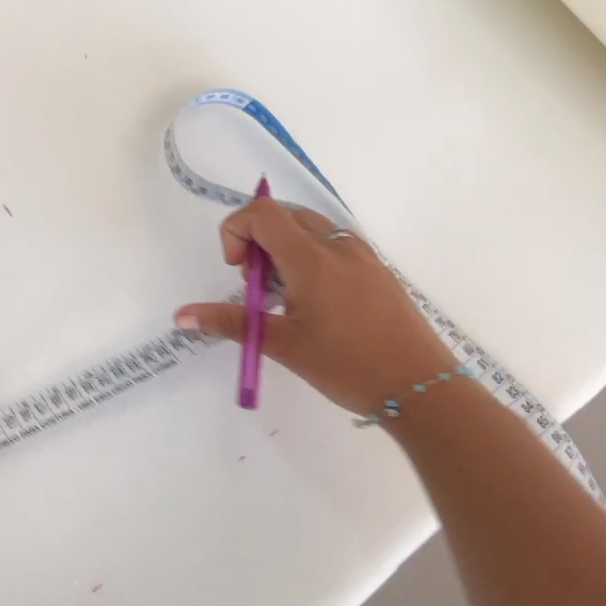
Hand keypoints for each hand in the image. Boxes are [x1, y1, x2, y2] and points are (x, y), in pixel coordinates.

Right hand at [174, 196, 456, 416]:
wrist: (425, 392)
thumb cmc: (348, 365)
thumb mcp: (281, 344)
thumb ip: (228, 322)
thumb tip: (181, 316)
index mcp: (312, 259)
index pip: (262, 214)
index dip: (236, 232)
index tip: (238, 273)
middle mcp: (338, 247)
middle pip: (284, 215)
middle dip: (256, 240)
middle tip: (256, 284)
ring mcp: (363, 257)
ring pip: (310, 228)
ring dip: (282, 248)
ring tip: (284, 296)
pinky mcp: (378, 273)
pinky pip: (333, 245)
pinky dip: (309, 258)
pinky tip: (314, 304)